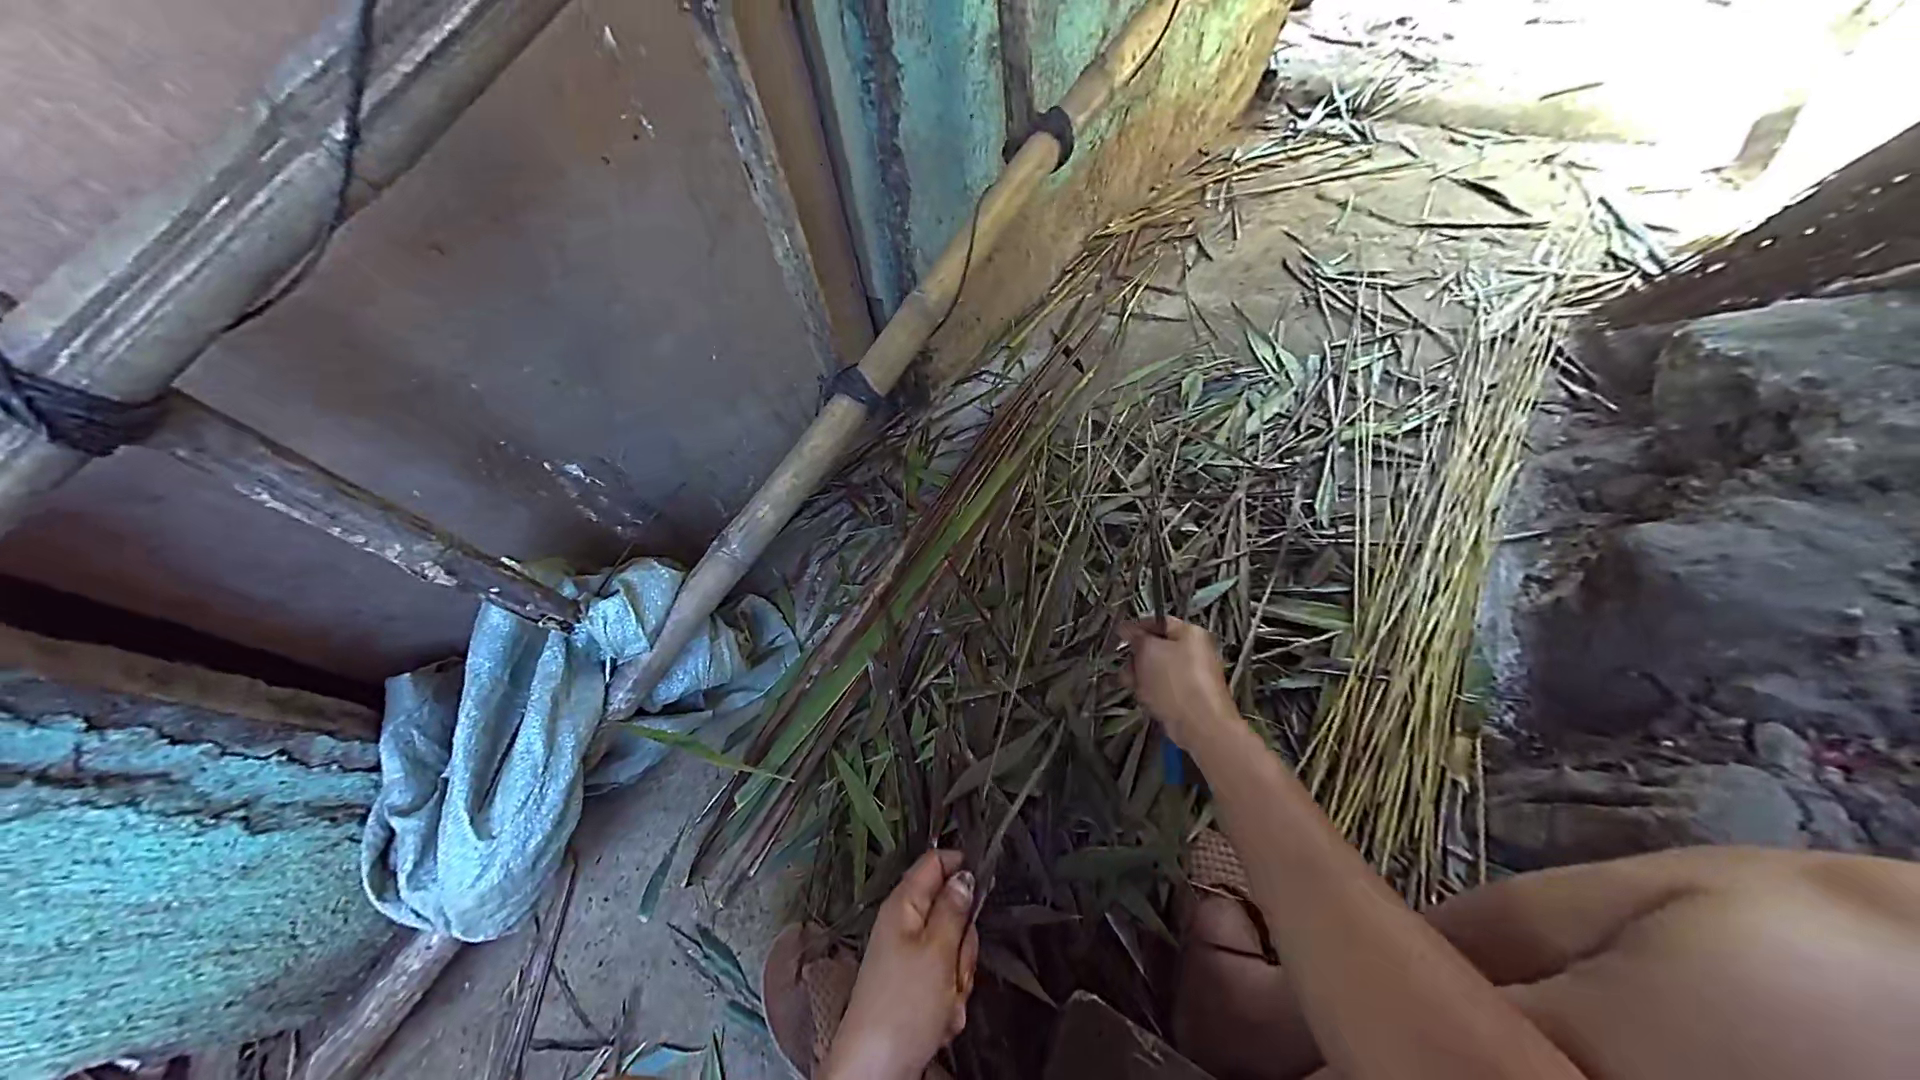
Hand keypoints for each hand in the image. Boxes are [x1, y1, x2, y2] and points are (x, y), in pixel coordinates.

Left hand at [820, 849, 979, 1079]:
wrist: (876, 1072)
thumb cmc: (905, 1004)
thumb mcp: (938, 951)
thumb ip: (954, 910)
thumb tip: (964, 875)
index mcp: (904, 904)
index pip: (934, 862)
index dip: (961, 866)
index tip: (984, 885)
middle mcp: (905, 925)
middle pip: (952, 911)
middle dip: (963, 942)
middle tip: (954, 966)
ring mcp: (910, 957)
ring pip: (954, 949)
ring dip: (958, 977)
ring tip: (944, 1000)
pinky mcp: (915, 988)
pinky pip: (946, 980)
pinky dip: (949, 1000)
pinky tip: (940, 1019)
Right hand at [1119, 617, 1241, 750]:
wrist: (1200, 725)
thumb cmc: (1175, 682)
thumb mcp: (1148, 651)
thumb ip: (1136, 637)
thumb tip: (1127, 628)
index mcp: (1190, 633)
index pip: (1159, 622)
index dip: (1136, 628)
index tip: (1120, 637)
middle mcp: (1195, 651)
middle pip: (1156, 647)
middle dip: (1137, 657)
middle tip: (1128, 667)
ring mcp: (1193, 676)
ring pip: (1157, 670)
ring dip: (1141, 677)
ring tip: (1135, 686)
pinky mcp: (1188, 697)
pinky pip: (1164, 688)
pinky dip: (1152, 692)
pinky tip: (1147, 700)